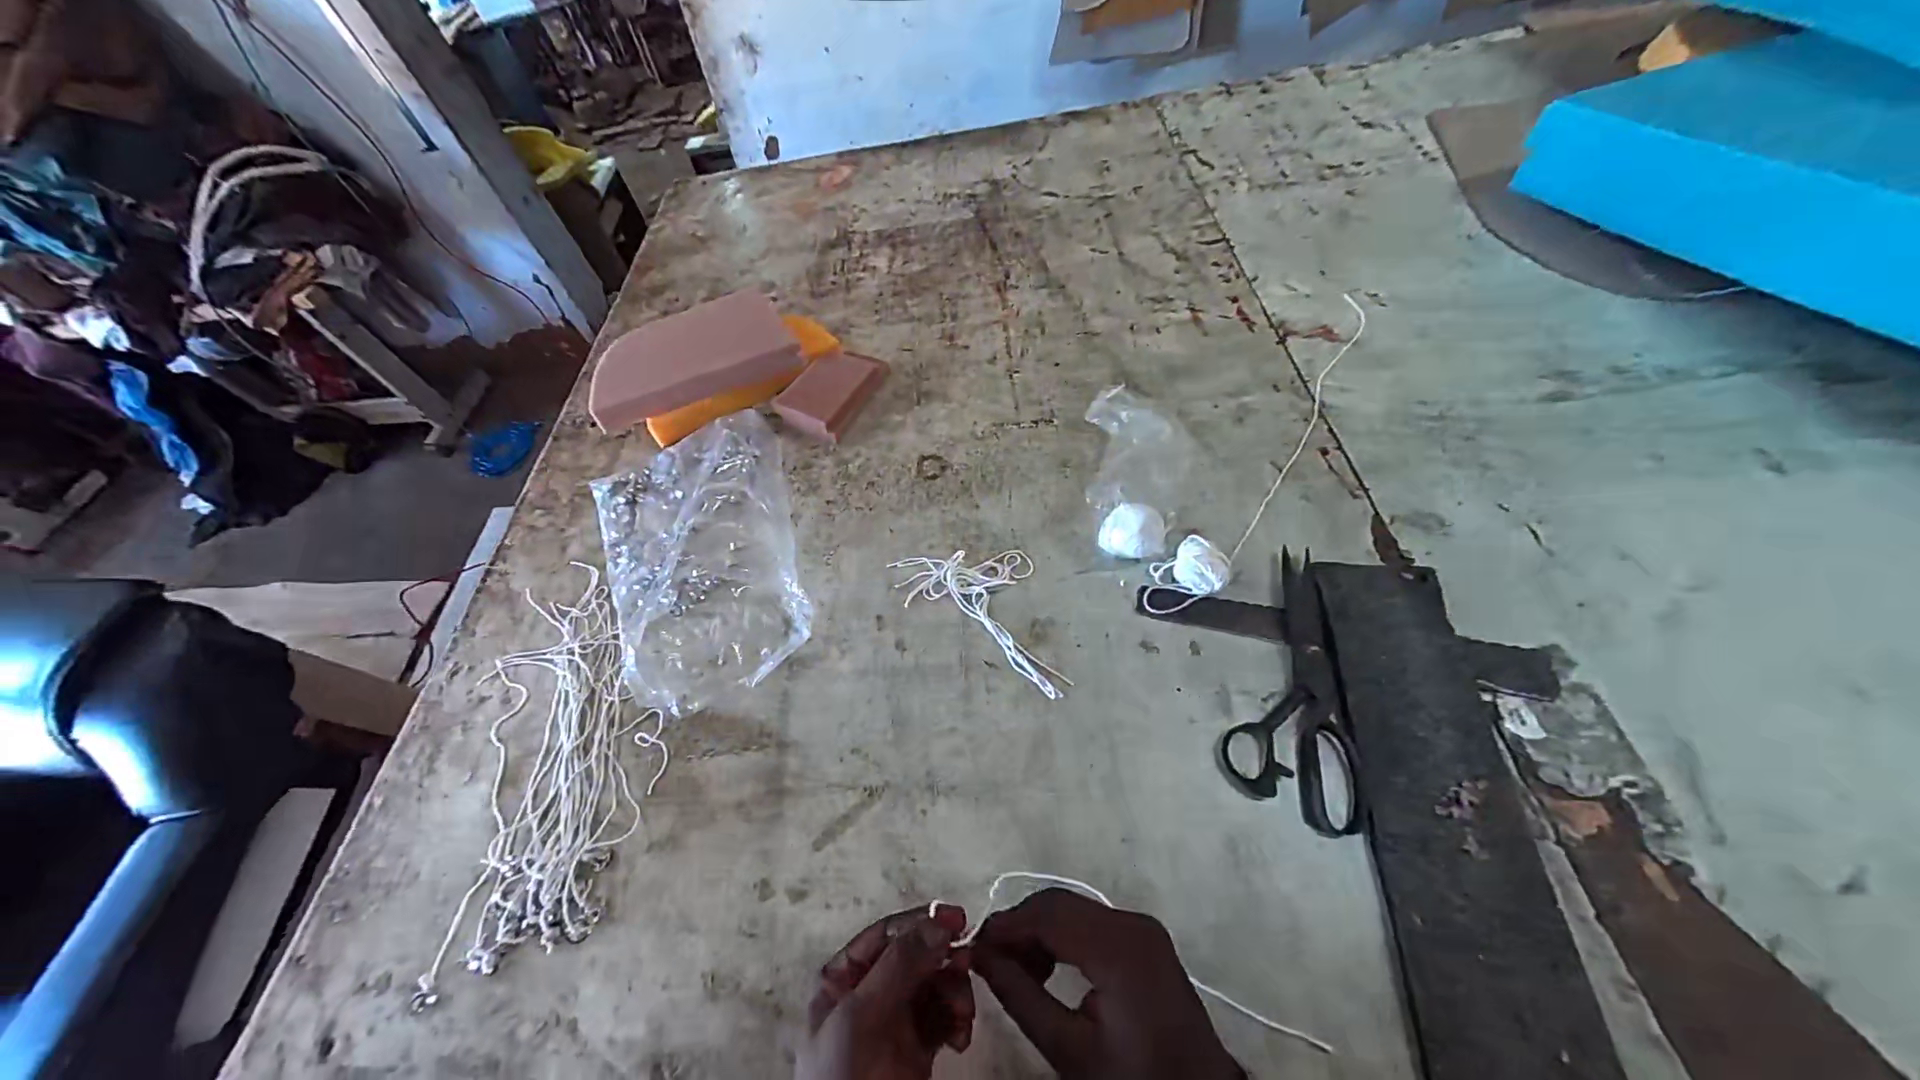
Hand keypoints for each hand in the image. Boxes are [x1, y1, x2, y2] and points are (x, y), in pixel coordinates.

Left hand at [795, 904, 975, 1079]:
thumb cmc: (842, 1075)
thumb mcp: (860, 1015)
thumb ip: (899, 966)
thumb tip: (940, 922)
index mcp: (844, 978)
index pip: (886, 934)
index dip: (920, 922)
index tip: (957, 918)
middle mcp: (871, 993)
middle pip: (916, 956)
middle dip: (943, 959)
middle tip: (967, 964)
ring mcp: (895, 1022)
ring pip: (935, 985)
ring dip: (955, 991)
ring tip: (962, 1015)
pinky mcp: (918, 1051)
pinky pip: (944, 1018)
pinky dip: (957, 1021)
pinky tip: (960, 1038)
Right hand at [972, 888, 1242, 1079]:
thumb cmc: (1134, 1077)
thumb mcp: (1069, 1049)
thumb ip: (1021, 996)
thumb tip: (980, 957)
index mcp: (1117, 947)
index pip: (1048, 915)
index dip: (1006, 926)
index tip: (974, 947)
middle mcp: (1131, 922)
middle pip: (1059, 904)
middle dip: (1020, 926)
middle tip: (990, 960)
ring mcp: (1141, 926)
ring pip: (1072, 908)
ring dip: (1039, 930)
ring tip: (1018, 971)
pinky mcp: (1144, 936)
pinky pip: (1091, 920)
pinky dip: (1063, 936)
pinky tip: (1048, 968)